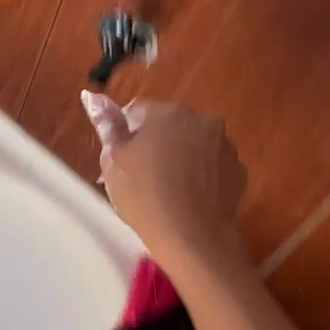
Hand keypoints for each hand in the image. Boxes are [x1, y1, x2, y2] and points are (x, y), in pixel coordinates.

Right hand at [82, 92, 247, 273]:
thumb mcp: (114, 160)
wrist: (191, 234)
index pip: (137, 111)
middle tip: (140, 177)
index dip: (125, 135)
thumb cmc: (143, 194)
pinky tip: (188, 198)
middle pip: (169, 125)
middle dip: (155, 144)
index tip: (121, 160)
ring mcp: (225, 144)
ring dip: (180, 157)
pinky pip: (212, 166)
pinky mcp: (238, 170)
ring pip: (193, 144)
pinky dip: (200, 175)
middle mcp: (201, 119)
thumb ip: (106, 125)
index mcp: (167, 112)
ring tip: (166, 191)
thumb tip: (91, 95)